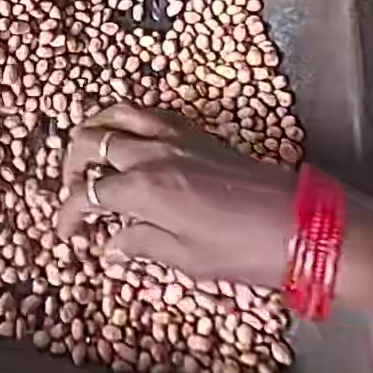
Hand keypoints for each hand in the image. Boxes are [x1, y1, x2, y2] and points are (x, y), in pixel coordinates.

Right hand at [54, 105, 296, 289]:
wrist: (306, 226)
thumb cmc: (243, 251)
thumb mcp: (185, 259)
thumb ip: (139, 244)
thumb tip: (111, 244)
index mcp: (141, 189)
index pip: (85, 194)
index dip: (68, 215)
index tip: (66, 233)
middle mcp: (149, 155)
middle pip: (88, 142)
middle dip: (69, 166)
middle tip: (73, 190)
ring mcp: (173, 138)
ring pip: (114, 115)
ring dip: (92, 131)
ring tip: (88, 152)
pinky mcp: (195, 133)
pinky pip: (148, 113)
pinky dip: (126, 120)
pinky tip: (127, 138)